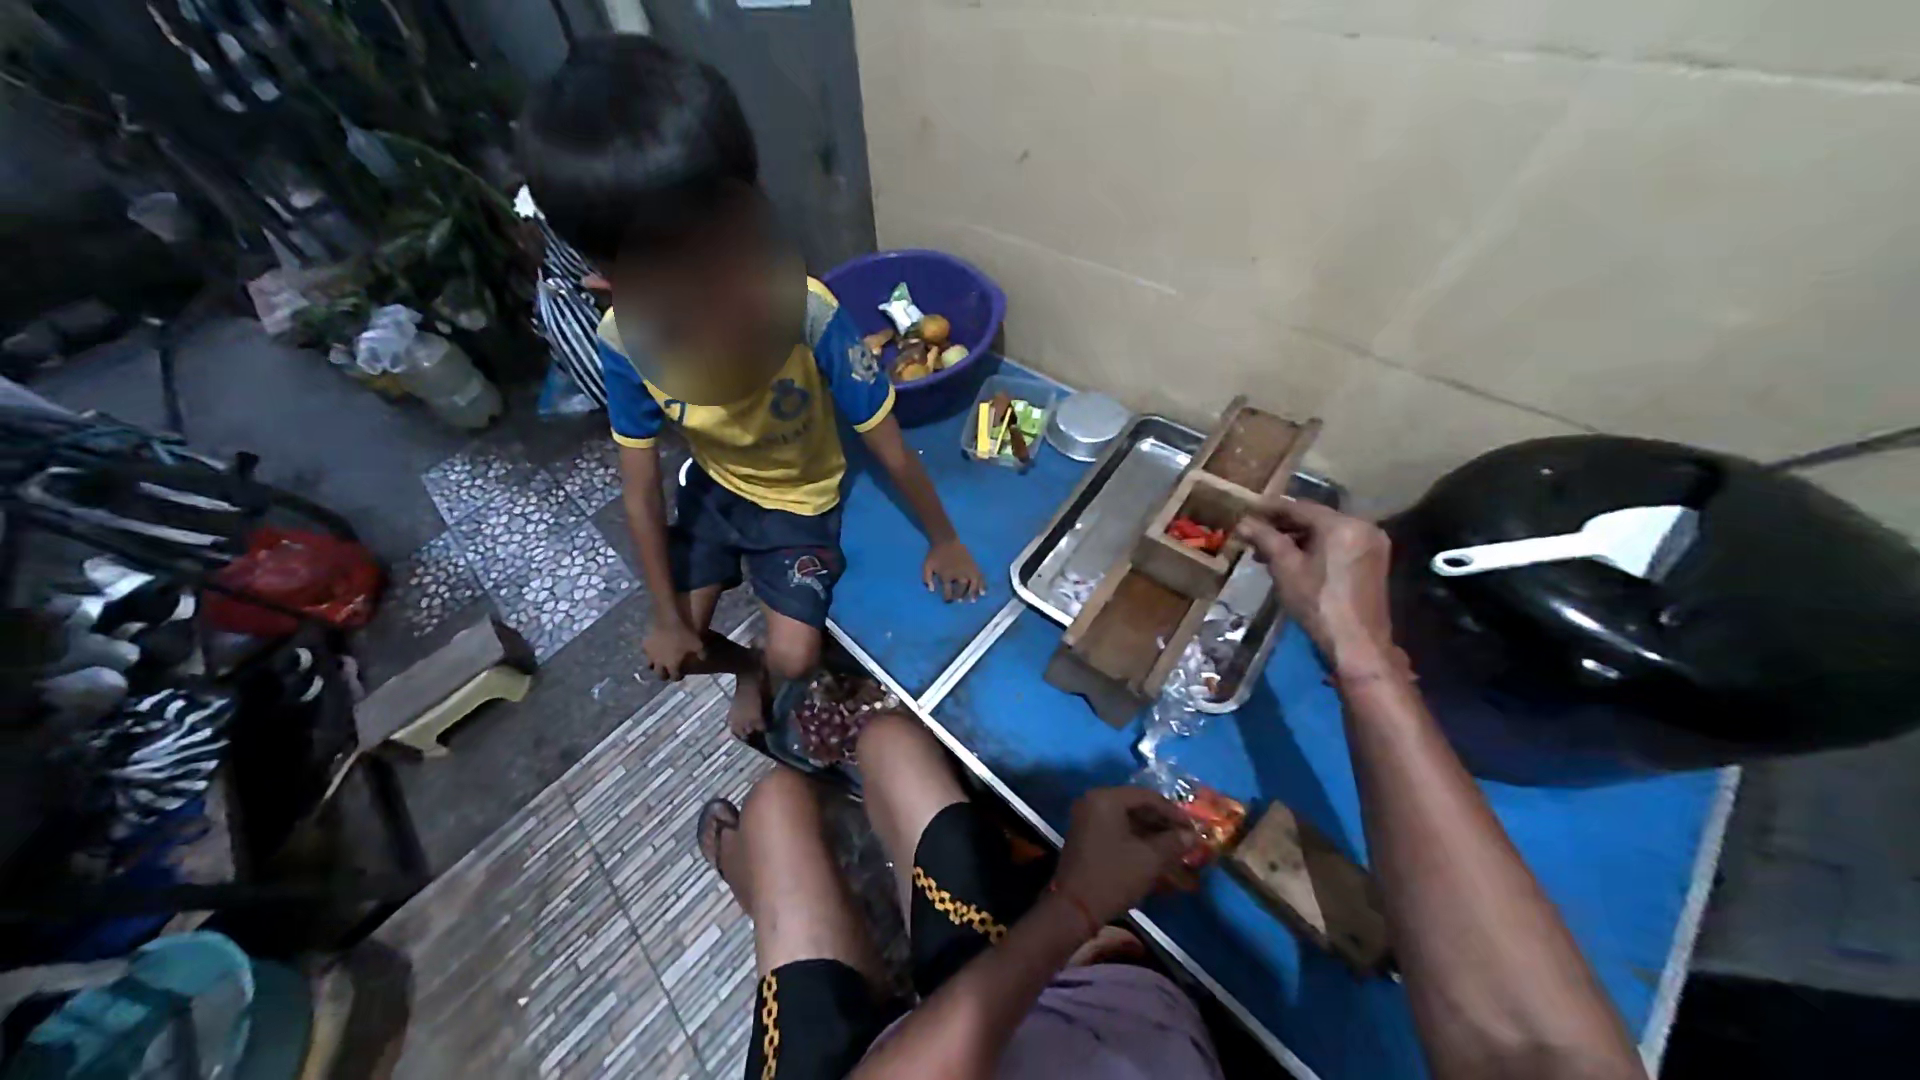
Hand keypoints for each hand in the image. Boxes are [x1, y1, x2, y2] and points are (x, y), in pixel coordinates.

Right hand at [643, 617, 704, 679]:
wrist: (670, 621)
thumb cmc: (686, 634)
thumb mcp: (699, 645)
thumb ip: (701, 654)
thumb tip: (703, 659)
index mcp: (672, 665)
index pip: (674, 676)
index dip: (677, 677)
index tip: (680, 675)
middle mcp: (660, 663)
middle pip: (660, 674)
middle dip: (664, 675)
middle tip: (668, 672)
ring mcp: (650, 655)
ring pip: (650, 665)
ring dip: (655, 666)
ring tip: (659, 663)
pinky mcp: (645, 645)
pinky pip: (646, 653)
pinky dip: (650, 653)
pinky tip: (654, 650)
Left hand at [923, 538, 985, 601]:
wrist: (945, 540)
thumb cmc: (935, 554)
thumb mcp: (927, 566)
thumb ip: (927, 578)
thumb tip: (931, 590)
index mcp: (946, 576)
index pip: (948, 592)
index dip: (948, 598)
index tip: (948, 600)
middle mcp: (958, 574)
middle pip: (961, 590)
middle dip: (960, 596)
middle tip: (959, 601)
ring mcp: (967, 570)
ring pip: (972, 585)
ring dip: (973, 593)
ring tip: (973, 601)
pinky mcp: (973, 565)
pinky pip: (979, 577)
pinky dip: (982, 585)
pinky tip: (983, 592)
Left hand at [1052, 787, 1198, 925]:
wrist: (1075, 906)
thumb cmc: (1113, 876)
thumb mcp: (1149, 859)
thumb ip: (1173, 843)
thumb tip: (1191, 835)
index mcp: (1106, 799)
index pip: (1146, 796)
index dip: (1173, 811)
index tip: (1193, 827)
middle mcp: (1094, 801)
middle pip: (1135, 805)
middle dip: (1162, 821)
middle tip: (1185, 837)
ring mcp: (1087, 817)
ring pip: (1126, 818)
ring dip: (1151, 831)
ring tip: (1174, 846)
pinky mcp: (1086, 834)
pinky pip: (1116, 828)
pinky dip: (1136, 837)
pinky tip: (1154, 852)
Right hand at [1235, 498, 1395, 670]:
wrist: (1356, 642)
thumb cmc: (1317, 602)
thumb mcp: (1286, 568)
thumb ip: (1265, 539)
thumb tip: (1243, 522)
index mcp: (1342, 525)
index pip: (1300, 508)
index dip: (1270, 509)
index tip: (1248, 511)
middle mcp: (1363, 526)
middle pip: (1315, 518)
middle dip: (1284, 526)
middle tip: (1256, 535)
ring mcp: (1372, 544)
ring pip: (1327, 532)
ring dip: (1298, 538)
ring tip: (1270, 552)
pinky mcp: (1374, 560)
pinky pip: (1339, 544)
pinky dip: (1316, 547)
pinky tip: (1295, 560)